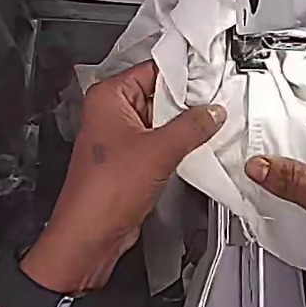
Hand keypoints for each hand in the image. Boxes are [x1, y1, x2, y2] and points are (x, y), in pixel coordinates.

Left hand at [33, 61, 223, 289]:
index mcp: (108, 98)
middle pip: (160, 94)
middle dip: (188, 102)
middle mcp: (111, 114)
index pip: (153, 69)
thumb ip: (192, 127)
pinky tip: (196, 147)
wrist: (91, 237)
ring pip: (162, 120)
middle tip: (214, 104)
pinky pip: (161, 142)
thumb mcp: (158, 151)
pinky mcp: (132, 159)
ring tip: (208, 126)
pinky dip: (178, 144)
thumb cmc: (102, 194)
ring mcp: (121, 137)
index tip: (210, 77)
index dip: (183, 73)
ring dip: (184, 126)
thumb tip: (211, 112)